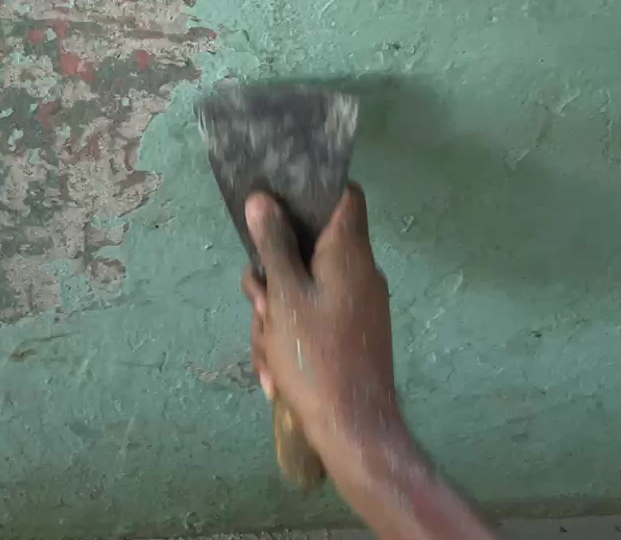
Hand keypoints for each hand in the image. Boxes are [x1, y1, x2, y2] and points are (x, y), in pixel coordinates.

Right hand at [244, 188, 407, 458]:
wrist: (355, 434)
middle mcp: (359, 271)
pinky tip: (275, 366)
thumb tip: (262, 198)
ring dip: (276, 310)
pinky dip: (291, 331)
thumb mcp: (283, 296)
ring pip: (303, 283)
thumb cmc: (317, 357)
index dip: (313, 186)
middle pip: (309, 245)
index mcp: (349, 253)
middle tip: (261, 304)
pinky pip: (313, 312)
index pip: (345, 195)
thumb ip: (272, 244)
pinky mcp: (351, 329)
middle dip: (273, 271)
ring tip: (269, 346)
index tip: (277, 194)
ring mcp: (357, 302)